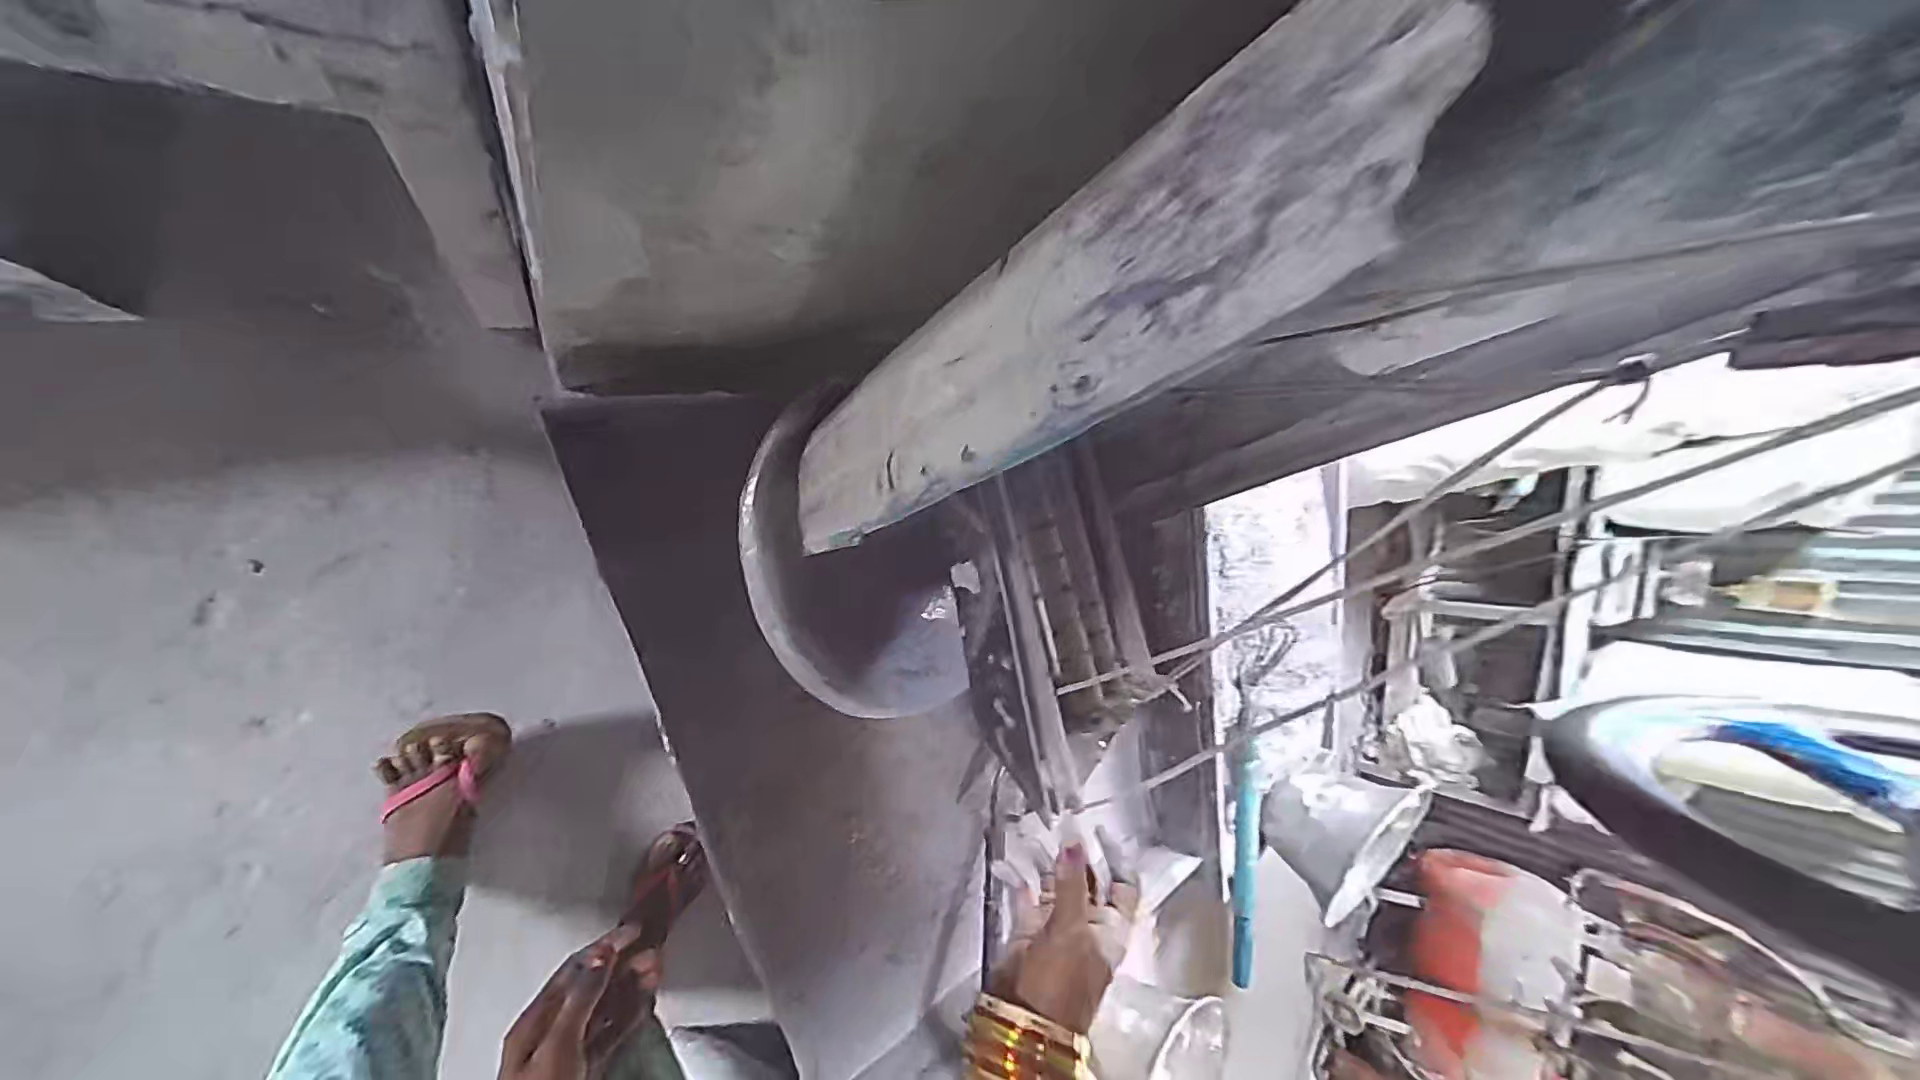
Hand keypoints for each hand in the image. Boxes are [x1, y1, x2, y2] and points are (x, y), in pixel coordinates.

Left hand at [499, 924, 661, 1079]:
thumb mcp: (557, 1048)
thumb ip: (580, 1000)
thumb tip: (600, 957)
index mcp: (535, 1023)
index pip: (573, 970)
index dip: (604, 946)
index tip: (634, 930)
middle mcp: (551, 1031)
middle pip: (592, 986)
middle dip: (624, 964)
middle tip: (652, 950)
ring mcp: (569, 1050)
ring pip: (605, 1006)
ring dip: (631, 983)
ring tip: (656, 968)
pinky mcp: (587, 1067)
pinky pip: (612, 1030)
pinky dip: (631, 1011)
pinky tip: (646, 998)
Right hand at [991, 840, 1138, 1033]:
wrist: (1024, 1019)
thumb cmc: (1061, 979)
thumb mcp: (1072, 928)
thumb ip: (1072, 882)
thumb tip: (1076, 840)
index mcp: (1111, 928)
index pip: (1121, 886)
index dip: (1114, 858)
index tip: (1098, 830)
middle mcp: (1087, 924)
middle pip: (1086, 880)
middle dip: (1074, 852)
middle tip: (1059, 820)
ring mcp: (1058, 927)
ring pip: (1055, 883)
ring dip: (1045, 859)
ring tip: (1033, 830)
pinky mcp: (1030, 929)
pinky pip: (1027, 895)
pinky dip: (1021, 876)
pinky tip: (1013, 856)